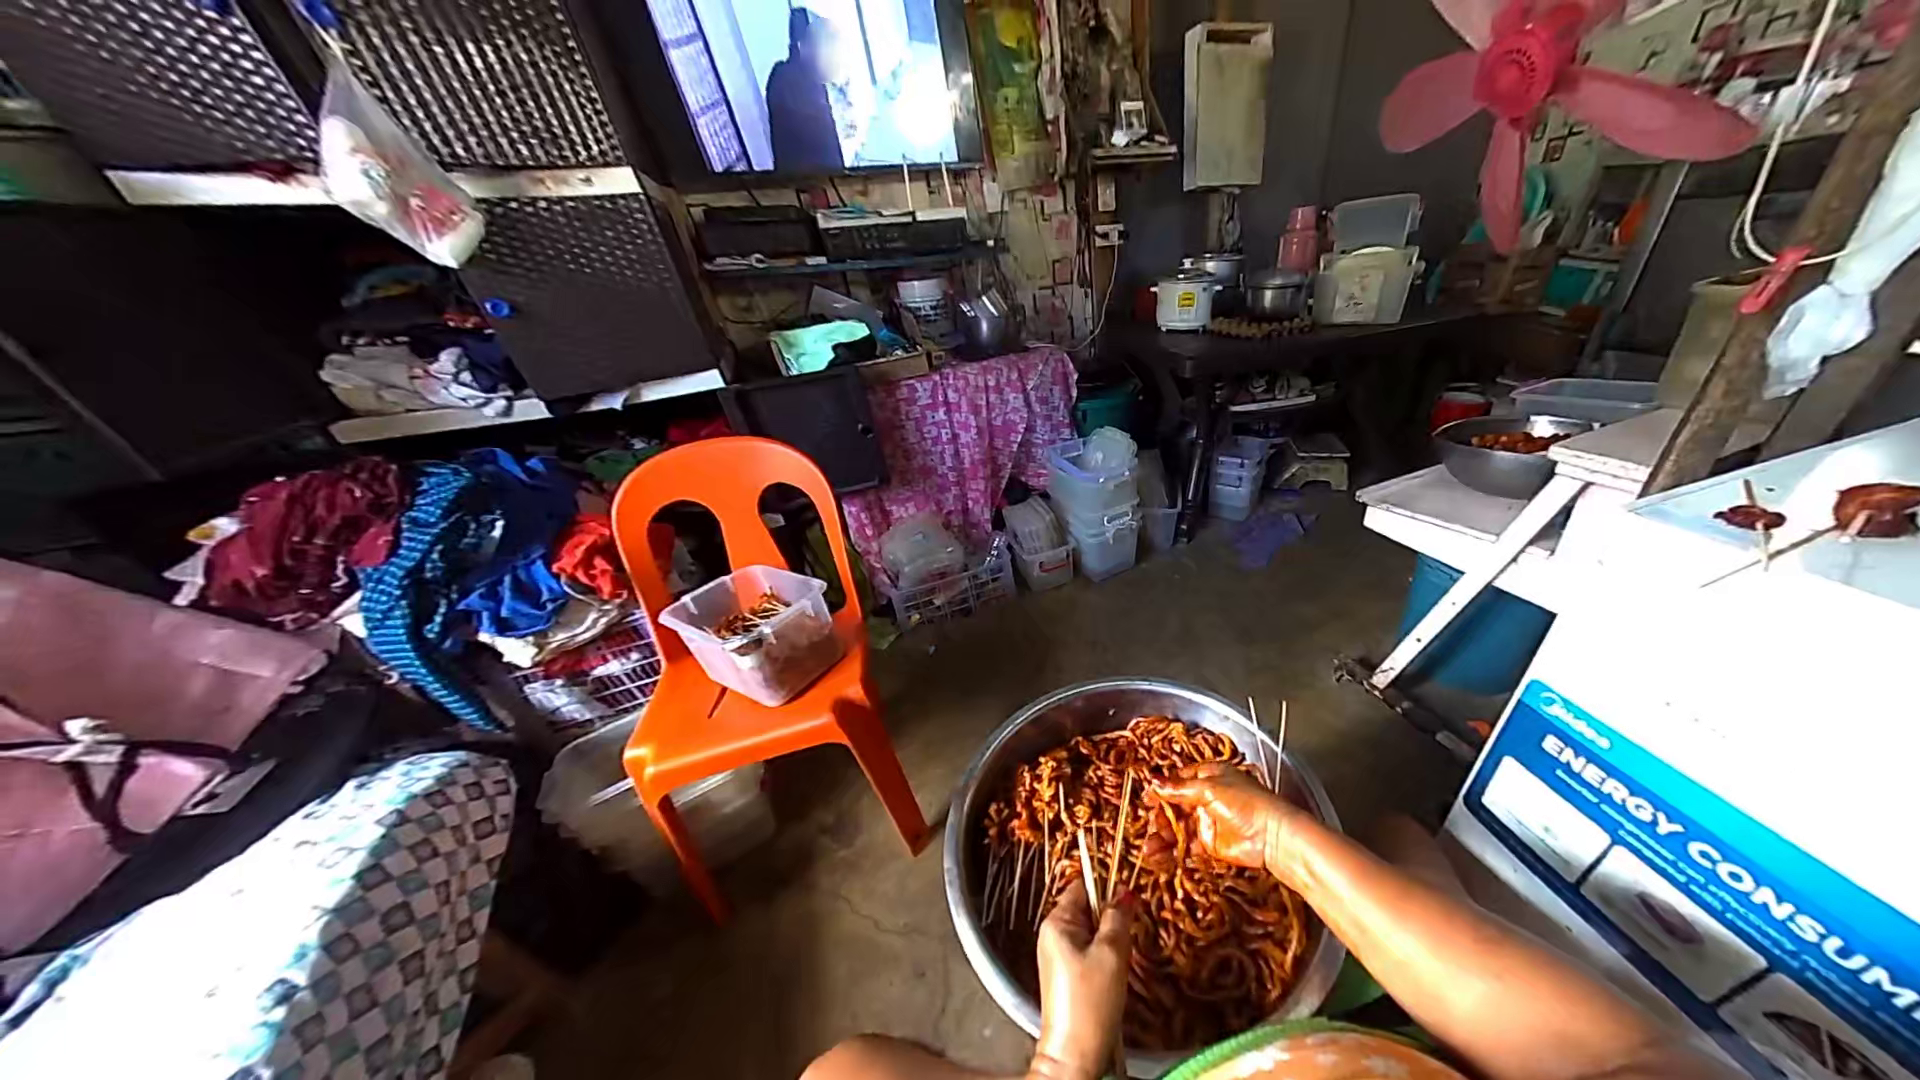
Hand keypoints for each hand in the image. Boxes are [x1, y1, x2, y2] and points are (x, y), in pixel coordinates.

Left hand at [1029, 880, 1132, 1079]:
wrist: (1074, 1056)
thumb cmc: (1091, 1003)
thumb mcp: (1111, 955)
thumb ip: (1118, 918)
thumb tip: (1125, 891)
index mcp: (1056, 922)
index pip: (1081, 887)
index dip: (1105, 887)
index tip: (1130, 896)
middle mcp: (1051, 933)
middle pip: (1086, 909)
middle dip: (1110, 917)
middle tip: (1130, 932)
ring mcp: (1057, 955)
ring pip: (1090, 932)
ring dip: (1110, 939)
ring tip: (1124, 956)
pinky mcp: (1065, 975)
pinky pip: (1087, 952)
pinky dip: (1104, 956)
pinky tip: (1115, 974)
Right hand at [1151, 763, 1304, 872]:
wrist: (1273, 837)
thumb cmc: (1246, 803)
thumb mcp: (1209, 789)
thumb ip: (1179, 789)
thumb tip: (1153, 783)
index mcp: (1207, 776)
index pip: (1177, 780)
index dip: (1161, 789)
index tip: (1146, 799)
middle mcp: (1204, 796)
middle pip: (1174, 804)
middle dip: (1159, 816)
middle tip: (1149, 825)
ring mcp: (1206, 820)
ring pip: (1177, 826)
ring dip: (1162, 835)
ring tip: (1148, 848)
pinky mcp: (1209, 843)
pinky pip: (1185, 845)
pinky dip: (1171, 851)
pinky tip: (1158, 856)